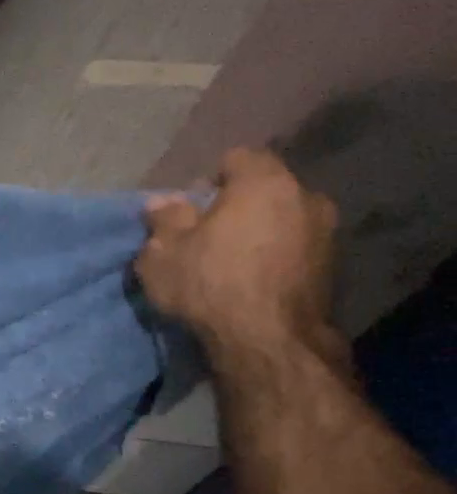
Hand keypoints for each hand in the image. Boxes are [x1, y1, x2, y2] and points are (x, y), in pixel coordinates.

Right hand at [138, 147, 340, 355]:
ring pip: (283, 217)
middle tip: (205, 234)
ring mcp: (325, 229)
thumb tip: (163, 201)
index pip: (240, 157)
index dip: (211, 177)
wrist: (266, 336)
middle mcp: (305, 196)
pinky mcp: (331, 262)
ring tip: (229, 260)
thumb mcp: (163, 253)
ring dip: (258, 230)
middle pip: (266, 188)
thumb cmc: (207, 283)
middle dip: (237, 205)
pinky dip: (273, 253)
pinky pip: (295, 244)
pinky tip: (251, 278)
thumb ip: (165, 220)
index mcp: (264, 184)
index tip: (190, 206)